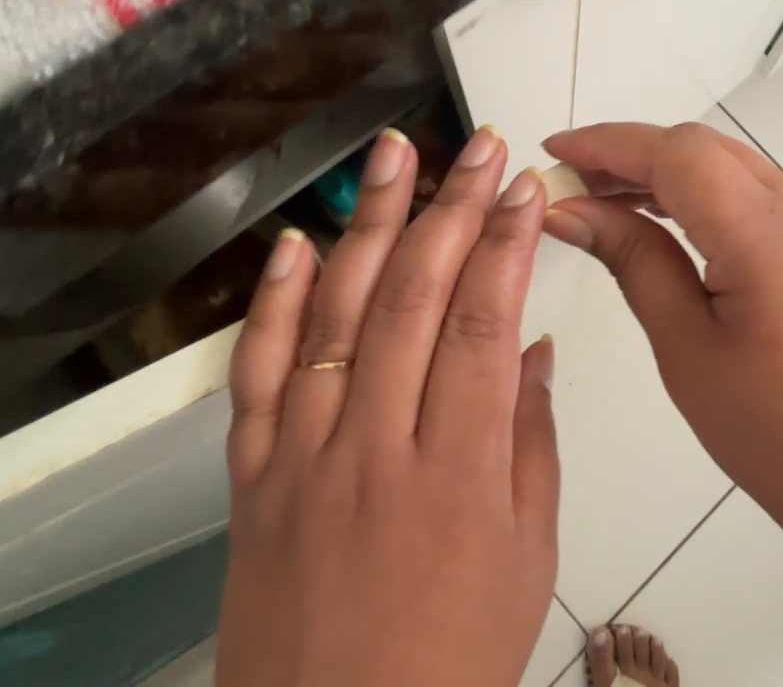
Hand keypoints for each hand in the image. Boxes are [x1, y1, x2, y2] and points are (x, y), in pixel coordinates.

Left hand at [216, 127, 558, 686]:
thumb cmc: (456, 655)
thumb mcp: (529, 554)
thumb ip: (531, 441)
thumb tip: (530, 350)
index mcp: (460, 469)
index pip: (486, 323)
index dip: (506, 244)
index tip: (523, 189)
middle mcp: (377, 446)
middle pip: (416, 298)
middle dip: (452, 208)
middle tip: (477, 147)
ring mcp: (304, 457)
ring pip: (336, 316)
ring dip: (369, 226)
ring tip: (393, 156)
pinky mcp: (252, 480)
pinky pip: (254, 377)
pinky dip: (270, 304)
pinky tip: (294, 245)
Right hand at [540, 122, 782, 541]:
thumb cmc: (773, 430)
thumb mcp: (686, 346)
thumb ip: (633, 260)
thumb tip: (571, 209)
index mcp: (764, 231)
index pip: (674, 152)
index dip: (607, 144)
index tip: (552, 153)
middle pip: (702, 148)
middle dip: (631, 154)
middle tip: (571, 184)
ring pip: (729, 164)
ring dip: (666, 171)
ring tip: (605, 200)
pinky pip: (754, 193)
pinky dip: (703, 193)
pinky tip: (666, 222)